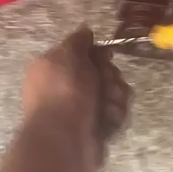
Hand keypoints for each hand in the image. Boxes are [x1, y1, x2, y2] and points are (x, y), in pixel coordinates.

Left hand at [20, 27, 130, 171]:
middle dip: (111, 78)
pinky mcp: (97, 128)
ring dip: (115, 99)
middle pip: (106, 73)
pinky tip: (106, 123)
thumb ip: (78, 41)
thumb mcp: (67, 56)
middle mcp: (68, 88)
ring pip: (116, 94)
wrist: (63, 140)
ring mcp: (83, 110)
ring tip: (105, 109)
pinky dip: (114, 117)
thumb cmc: (63, 93)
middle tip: (104, 86)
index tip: (104, 58)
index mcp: (56, 69)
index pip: (87, 54)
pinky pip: (117, 115)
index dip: (100, 55)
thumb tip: (85, 31)